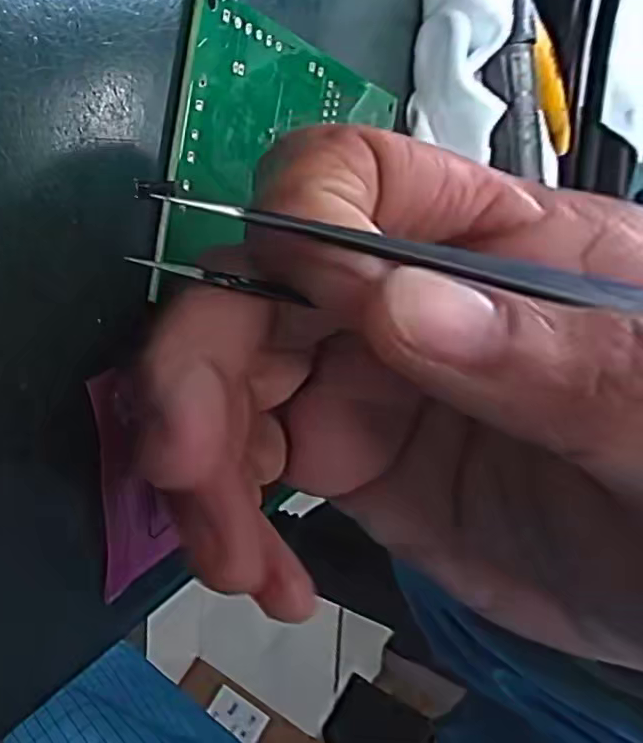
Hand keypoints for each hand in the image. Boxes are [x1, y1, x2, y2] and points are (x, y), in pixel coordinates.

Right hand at [140, 126, 642, 668]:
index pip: (345, 176)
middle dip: (191, 378)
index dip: (294, 213)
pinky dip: (222, 510)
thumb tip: (394, 307)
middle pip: (235, 293)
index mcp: (477, 246)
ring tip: (231, 560)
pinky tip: (258, 571)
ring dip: (197, 465)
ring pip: (211, 380)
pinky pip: (230, 454)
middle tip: (181, 467)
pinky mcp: (314, 444)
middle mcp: (377, 294)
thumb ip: (566, 363)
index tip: (287, 290)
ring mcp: (334, 370)